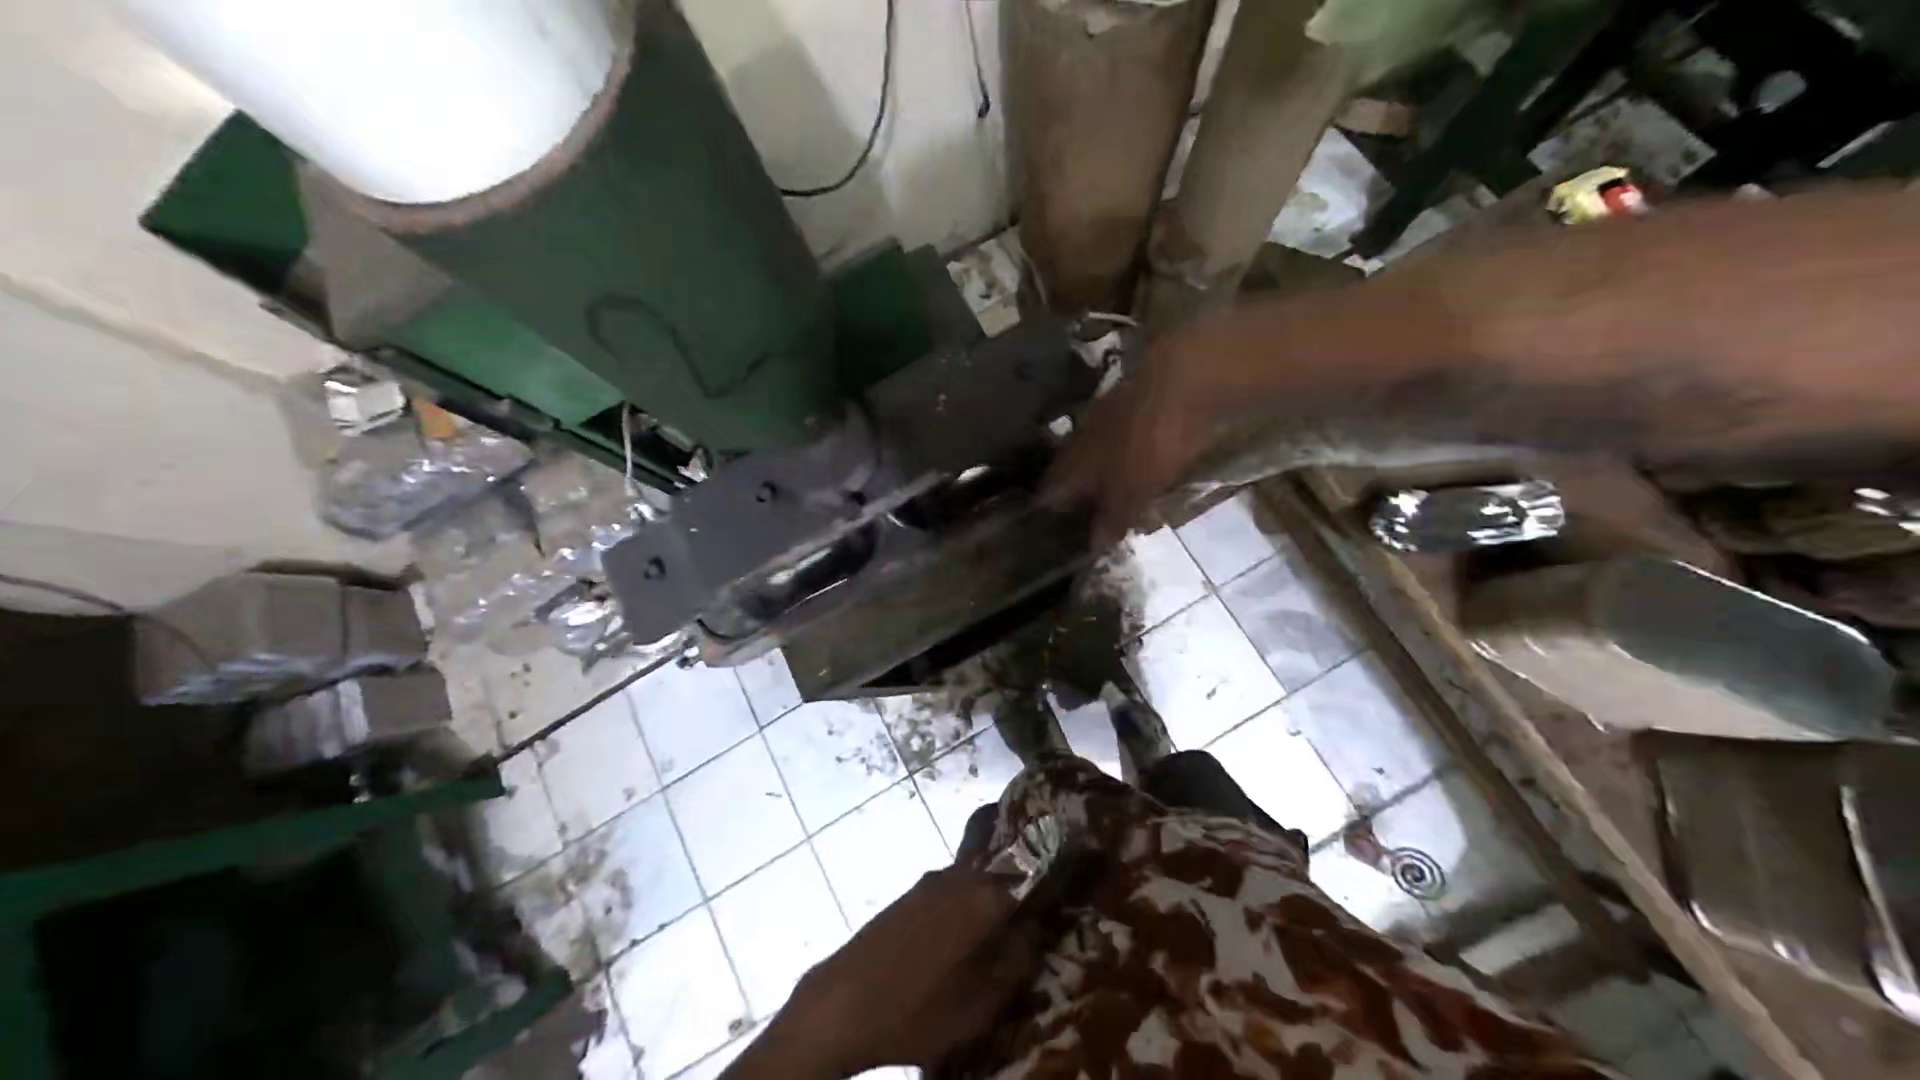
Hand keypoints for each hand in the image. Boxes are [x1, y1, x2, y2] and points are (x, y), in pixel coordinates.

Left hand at [726, 866, 1047, 1077]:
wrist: (842, 1002)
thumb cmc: (919, 1007)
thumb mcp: (983, 1001)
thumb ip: (1018, 960)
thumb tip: (1036, 928)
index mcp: (985, 896)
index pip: (1033, 868)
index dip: (1055, 867)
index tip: (1072, 866)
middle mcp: (959, 876)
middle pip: (1000, 859)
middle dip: (1021, 864)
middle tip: (1040, 881)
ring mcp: (929, 883)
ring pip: (973, 875)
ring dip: (990, 888)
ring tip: (1003, 919)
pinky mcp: (907, 896)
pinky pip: (949, 889)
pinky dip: (964, 901)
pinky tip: (962, 933)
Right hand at [1045, 320, 1231, 546]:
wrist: (1183, 379)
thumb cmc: (1150, 444)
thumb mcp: (1131, 493)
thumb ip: (1111, 519)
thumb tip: (1095, 545)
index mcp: (1072, 463)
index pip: (1049, 494)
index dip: (1052, 517)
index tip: (1060, 537)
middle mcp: (1081, 439)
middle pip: (1073, 473)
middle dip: (1081, 497)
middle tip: (1095, 522)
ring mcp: (1107, 419)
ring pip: (1099, 455)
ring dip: (1106, 476)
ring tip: (1122, 499)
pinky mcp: (1136, 405)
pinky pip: (1126, 441)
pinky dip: (1131, 458)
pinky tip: (1147, 466)